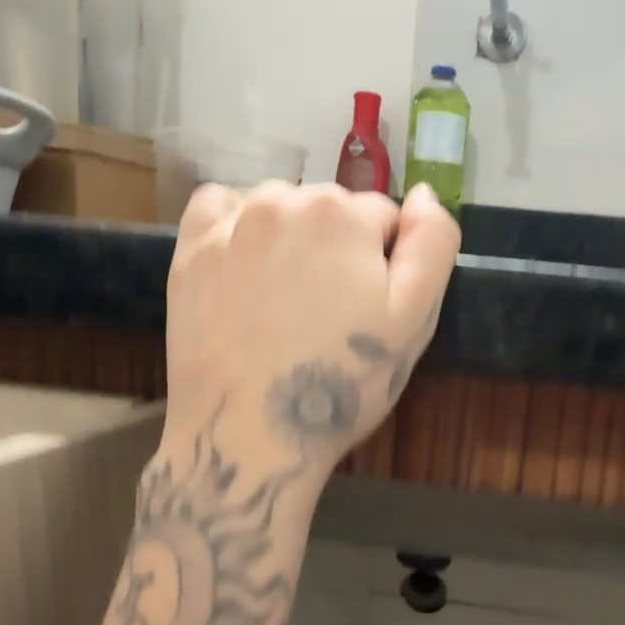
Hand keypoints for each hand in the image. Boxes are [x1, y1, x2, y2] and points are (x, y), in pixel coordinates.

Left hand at [163, 181, 460, 472]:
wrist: (249, 432)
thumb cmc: (341, 380)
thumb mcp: (413, 320)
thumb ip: (433, 244)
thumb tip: (426, 192)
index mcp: (344, 214)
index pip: (384, 219)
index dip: (386, 266)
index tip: (370, 312)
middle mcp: (283, 199)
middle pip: (331, 210)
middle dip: (339, 250)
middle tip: (329, 316)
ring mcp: (231, 223)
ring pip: (280, 208)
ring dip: (291, 239)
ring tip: (286, 303)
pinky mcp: (190, 249)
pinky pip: (222, 208)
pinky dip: (238, 226)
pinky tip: (245, 268)